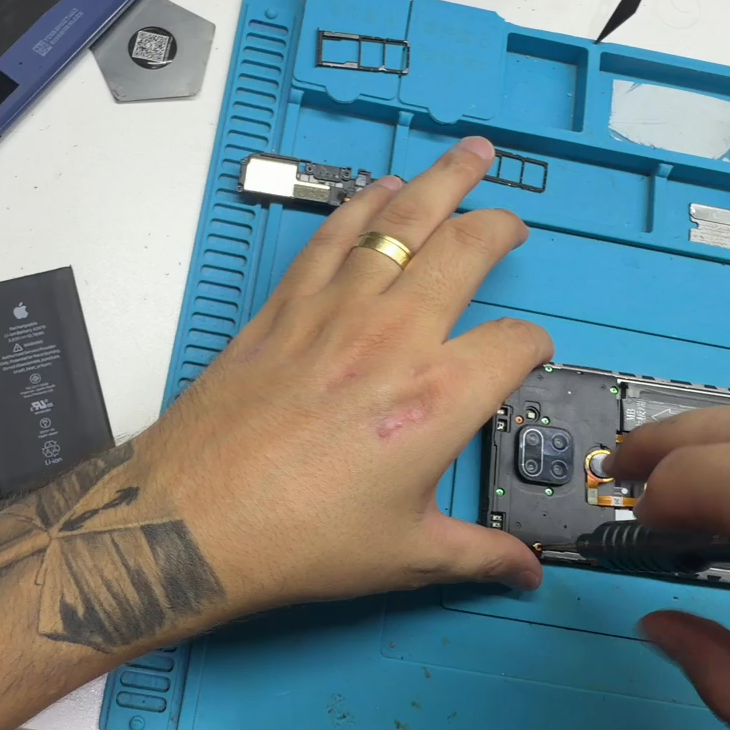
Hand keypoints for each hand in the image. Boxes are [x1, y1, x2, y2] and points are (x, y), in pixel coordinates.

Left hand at [137, 137, 551, 618]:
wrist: (197, 519)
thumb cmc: (301, 540)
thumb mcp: (406, 555)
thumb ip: (477, 555)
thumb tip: (525, 571)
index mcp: (440, 396)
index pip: (515, 344)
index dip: (532, 348)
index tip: (524, 356)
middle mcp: (395, 336)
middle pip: (467, 250)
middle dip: (500, 228)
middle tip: (512, 222)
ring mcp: (335, 311)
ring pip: (401, 222)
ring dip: (441, 183)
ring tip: (469, 157)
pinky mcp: (284, 307)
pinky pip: (332, 236)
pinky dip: (361, 206)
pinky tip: (378, 191)